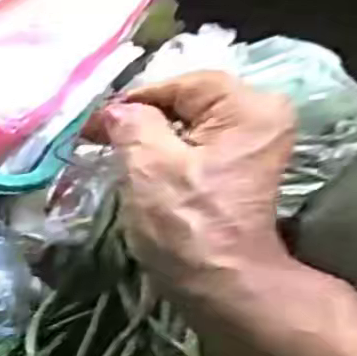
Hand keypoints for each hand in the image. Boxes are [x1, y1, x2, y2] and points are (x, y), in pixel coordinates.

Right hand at [91, 70, 296, 292]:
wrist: (213, 272)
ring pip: (192, 123)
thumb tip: (114, 110)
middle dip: (143, 114)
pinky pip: (196, 143)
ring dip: (150, 132)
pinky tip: (137, 162)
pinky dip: (164, 147)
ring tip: (111, 147)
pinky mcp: (238, 167)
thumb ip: (133, 127)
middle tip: (96, 133)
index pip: (188, 83)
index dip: (138, 97)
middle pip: (193, 100)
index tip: (93, 119)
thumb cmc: (182, 219)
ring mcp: (254, 144)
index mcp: (250, 109)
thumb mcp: (148, 167)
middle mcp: (263, 117)